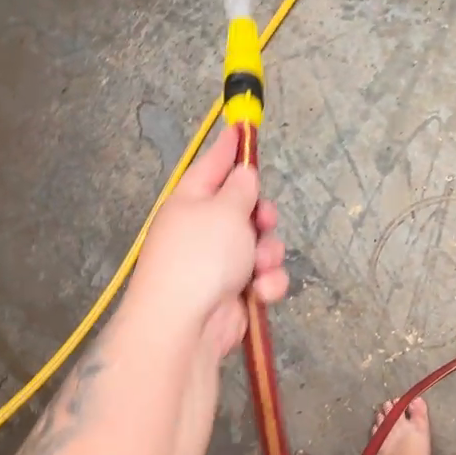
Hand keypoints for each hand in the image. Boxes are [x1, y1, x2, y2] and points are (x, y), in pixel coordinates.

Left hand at [126, 123, 288, 359]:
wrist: (186, 325)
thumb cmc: (200, 257)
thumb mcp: (225, 209)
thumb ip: (240, 187)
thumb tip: (243, 174)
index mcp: (190, 201)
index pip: (212, 165)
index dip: (229, 148)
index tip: (242, 129)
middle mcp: (201, 230)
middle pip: (243, 208)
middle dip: (262, 215)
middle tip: (264, 220)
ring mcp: (217, 264)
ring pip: (260, 245)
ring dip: (268, 254)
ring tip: (260, 266)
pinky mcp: (234, 294)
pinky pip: (262, 278)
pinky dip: (266, 284)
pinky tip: (261, 291)